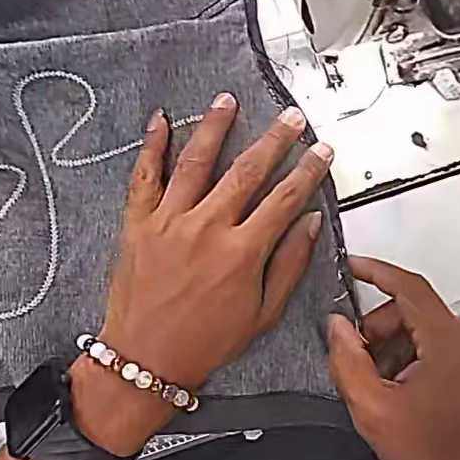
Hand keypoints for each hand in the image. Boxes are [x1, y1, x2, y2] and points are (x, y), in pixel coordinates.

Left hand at [69, 92, 334, 456]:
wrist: (146, 359)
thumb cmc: (204, 341)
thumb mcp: (262, 314)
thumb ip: (289, 264)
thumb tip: (311, 223)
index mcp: (242, 252)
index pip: (285, 198)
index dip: (308, 170)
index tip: (321, 151)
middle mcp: (207, 228)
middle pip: (247, 170)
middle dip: (274, 139)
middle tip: (290, 117)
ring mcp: (169, 221)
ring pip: (196, 161)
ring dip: (216, 127)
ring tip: (229, 100)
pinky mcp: (139, 223)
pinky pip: (145, 176)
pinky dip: (152, 145)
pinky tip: (161, 120)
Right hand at [326, 256, 459, 459]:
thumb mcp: (373, 410)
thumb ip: (347, 359)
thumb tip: (337, 327)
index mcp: (454, 346)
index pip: (410, 288)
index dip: (376, 273)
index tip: (354, 266)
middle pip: (417, 312)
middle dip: (380, 331)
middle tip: (358, 361)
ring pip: (430, 333)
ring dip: (398, 350)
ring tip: (383, 389)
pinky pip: (447, 352)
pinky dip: (419, 361)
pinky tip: (404, 393)